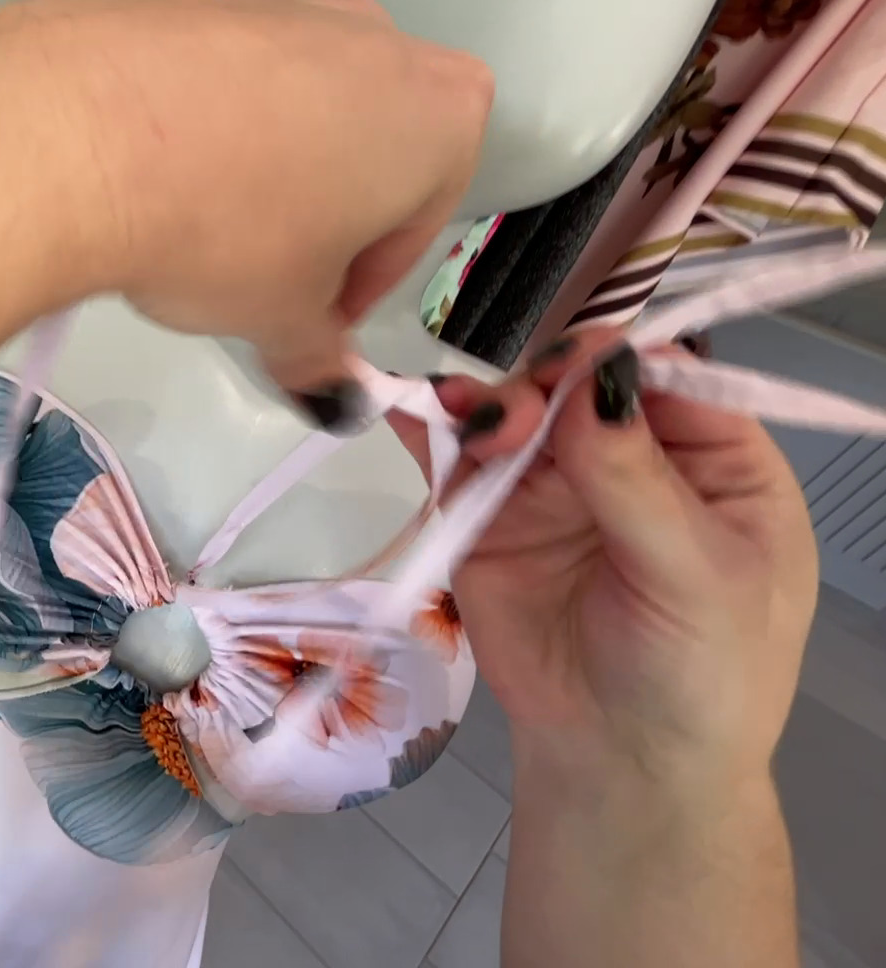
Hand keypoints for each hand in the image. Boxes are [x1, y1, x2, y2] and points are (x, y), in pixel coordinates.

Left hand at [0, 0, 493, 418]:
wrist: (77, 132)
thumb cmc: (220, 225)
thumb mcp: (279, 311)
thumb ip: (316, 353)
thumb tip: (336, 403)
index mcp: (435, 111)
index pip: (419, 224)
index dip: (355, 290)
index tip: (296, 326)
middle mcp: (368, 43)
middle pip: (354, 168)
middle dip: (303, 239)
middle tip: (235, 288)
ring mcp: (272, 20)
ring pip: (278, 131)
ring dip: (241, 196)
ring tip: (174, 242)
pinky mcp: (183, 12)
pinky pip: (209, 102)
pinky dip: (187, 153)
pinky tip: (136, 190)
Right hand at [426, 332, 818, 787]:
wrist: (607, 747)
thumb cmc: (696, 668)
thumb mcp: (698, 575)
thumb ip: (637, 480)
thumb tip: (591, 380)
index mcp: (708, 462)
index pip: (660, 383)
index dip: (613, 365)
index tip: (569, 368)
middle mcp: (618, 459)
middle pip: (568, 392)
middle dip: (535, 392)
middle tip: (506, 426)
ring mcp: (541, 486)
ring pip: (504, 418)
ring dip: (478, 408)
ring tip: (458, 421)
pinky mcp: (477, 514)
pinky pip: (451, 461)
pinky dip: (425, 431)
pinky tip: (403, 410)